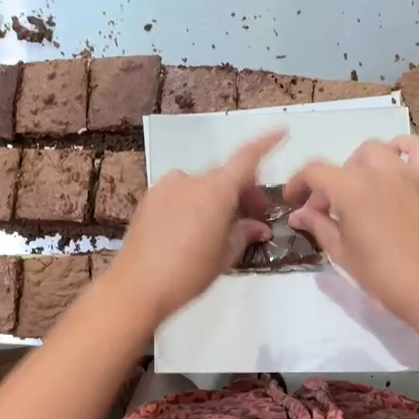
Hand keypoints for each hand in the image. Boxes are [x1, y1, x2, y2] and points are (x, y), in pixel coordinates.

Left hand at [106, 132, 282, 321]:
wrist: (137, 286)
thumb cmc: (188, 272)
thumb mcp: (225, 255)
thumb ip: (244, 233)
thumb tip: (259, 227)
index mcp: (215, 190)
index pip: (247, 158)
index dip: (266, 143)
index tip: (281, 132)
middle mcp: (190, 180)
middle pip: (223, 176)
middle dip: (240, 191)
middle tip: (249, 218)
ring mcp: (165, 187)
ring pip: (200, 185)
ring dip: (214, 198)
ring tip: (216, 228)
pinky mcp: (148, 198)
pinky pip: (179, 194)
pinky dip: (192, 203)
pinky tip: (190, 230)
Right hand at [284, 136, 418, 325]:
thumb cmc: (383, 276)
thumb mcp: (342, 253)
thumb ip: (318, 225)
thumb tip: (299, 215)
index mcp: (350, 190)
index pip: (314, 172)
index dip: (298, 183)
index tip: (294, 201)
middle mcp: (378, 172)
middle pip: (344, 163)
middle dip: (330, 183)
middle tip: (330, 210)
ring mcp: (408, 172)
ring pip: (376, 150)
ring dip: (361, 164)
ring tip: (361, 187)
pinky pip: (418, 148)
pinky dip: (404, 147)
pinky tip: (396, 161)